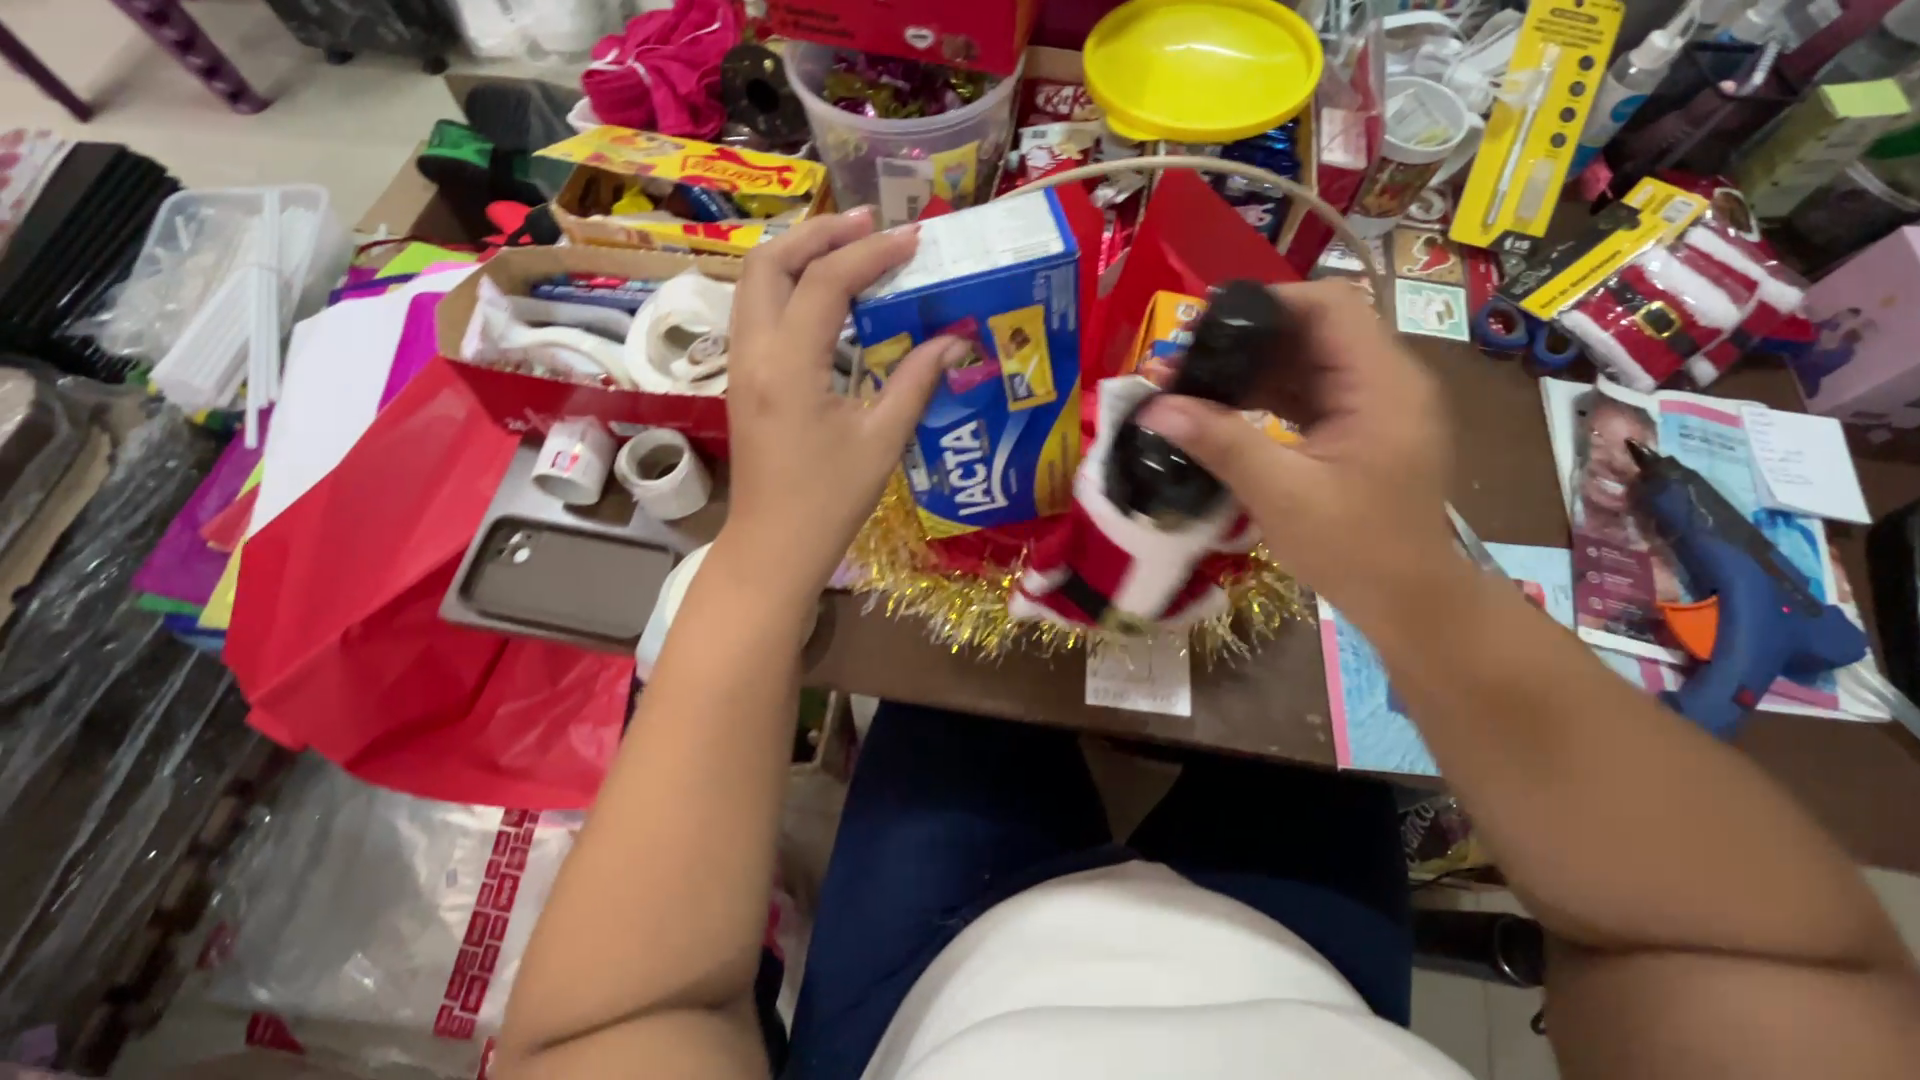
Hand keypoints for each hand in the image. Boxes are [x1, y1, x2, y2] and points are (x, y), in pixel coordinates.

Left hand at [715, 207, 965, 600]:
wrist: (774, 545)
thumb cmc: (830, 500)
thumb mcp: (883, 440)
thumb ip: (917, 379)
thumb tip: (955, 335)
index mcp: (789, 365)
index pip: (827, 282)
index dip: (873, 253)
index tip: (914, 240)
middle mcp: (754, 352)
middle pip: (771, 261)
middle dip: (821, 233)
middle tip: (871, 225)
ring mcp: (741, 363)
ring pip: (756, 281)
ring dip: (800, 254)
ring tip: (851, 246)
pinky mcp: (743, 377)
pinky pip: (758, 308)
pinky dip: (789, 285)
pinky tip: (828, 295)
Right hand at [1136, 281, 1456, 616]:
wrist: (1410, 603)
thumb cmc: (1355, 550)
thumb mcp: (1281, 495)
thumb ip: (1221, 442)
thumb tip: (1155, 408)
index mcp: (1383, 385)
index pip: (1330, 306)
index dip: (1268, 304)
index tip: (1206, 327)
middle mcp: (1388, 382)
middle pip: (1317, 330)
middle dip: (1249, 341)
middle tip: (1187, 360)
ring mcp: (1377, 406)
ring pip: (1311, 362)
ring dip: (1255, 370)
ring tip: (1195, 385)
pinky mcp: (1363, 430)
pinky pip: (1313, 394)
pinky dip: (1270, 397)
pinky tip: (1226, 411)